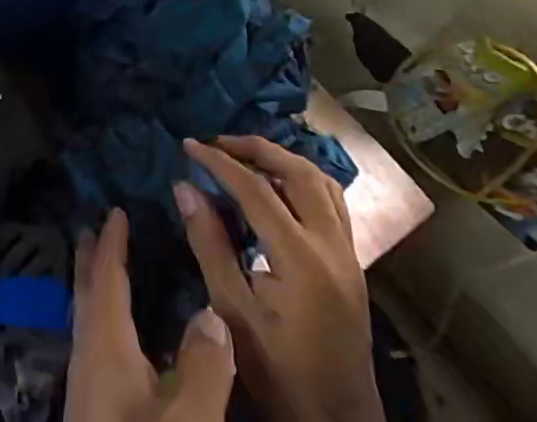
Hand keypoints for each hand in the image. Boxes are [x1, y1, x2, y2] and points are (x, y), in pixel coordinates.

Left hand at [66, 209, 237, 421]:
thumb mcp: (185, 419)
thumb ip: (202, 367)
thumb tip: (212, 315)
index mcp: (104, 346)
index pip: (106, 279)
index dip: (111, 244)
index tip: (115, 211)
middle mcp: (89, 357)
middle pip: (88, 293)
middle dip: (92, 259)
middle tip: (94, 228)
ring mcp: (88, 386)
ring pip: (89, 320)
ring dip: (97, 289)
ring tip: (109, 271)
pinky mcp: (95, 409)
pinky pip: (97, 344)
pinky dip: (107, 321)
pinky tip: (124, 340)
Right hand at [175, 136, 383, 421]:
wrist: (335, 420)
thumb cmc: (277, 370)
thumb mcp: (231, 310)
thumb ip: (209, 243)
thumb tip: (185, 187)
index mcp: (301, 258)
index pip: (255, 189)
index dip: (218, 162)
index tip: (188, 145)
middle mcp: (333, 246)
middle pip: (299, 174)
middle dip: (257, 149)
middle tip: (218, 143)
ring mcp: (349, 255)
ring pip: (324, 185)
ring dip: (284, 162)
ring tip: (246, 157)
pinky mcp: (352, 265)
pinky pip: (333, 205)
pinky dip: (303, 183)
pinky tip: (278, 190)